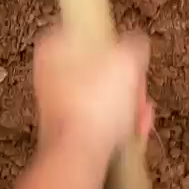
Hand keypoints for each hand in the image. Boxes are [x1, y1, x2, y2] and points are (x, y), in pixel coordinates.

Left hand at [32, 29, 151, 165]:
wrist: (77, 156)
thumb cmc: (93, 105)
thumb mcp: (126, 60)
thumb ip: (133, 45)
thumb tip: (136, 44)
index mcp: (53, 45)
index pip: (89, 32)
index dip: (116, 45)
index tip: (130, 56)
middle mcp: (49, 72)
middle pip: (100, 69)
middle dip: (127, 84)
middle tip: (137, 93)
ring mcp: (57, 103)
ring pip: (103, 98)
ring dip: (127, 108)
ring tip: (139, 117)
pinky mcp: (67, 130)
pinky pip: (100, 121)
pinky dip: (118, 128)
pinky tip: (134, 135)